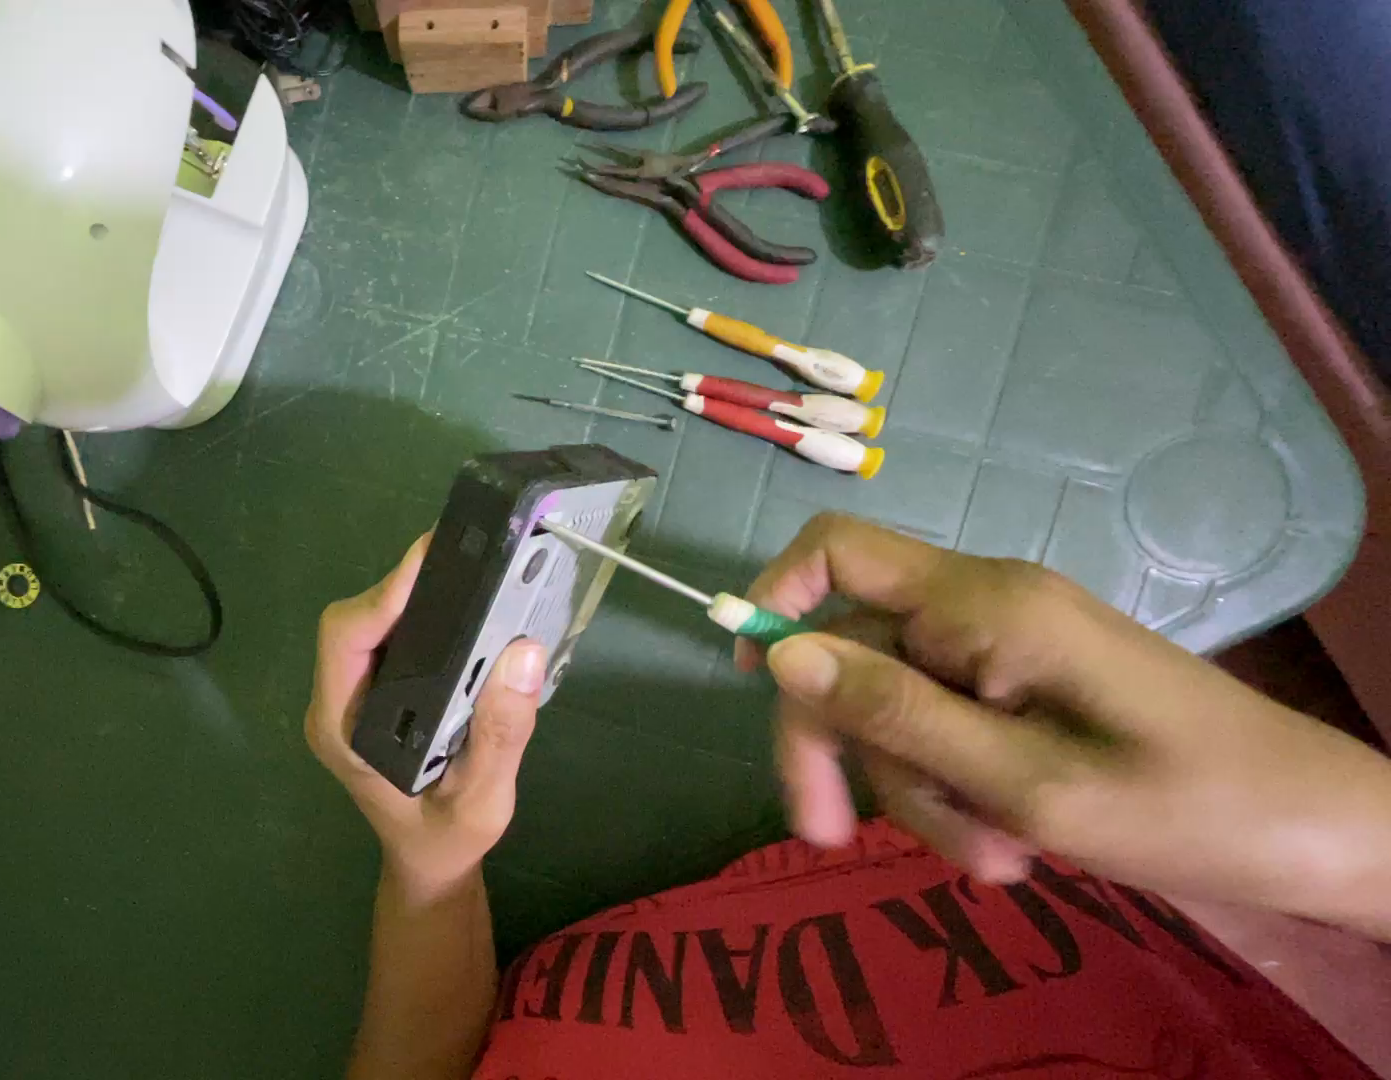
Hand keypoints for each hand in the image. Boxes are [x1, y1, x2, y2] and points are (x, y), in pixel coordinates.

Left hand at [307, 535, 549, 898]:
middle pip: (354, 622)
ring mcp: (349, 695)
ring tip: (466, 577)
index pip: (345, 640)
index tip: (432, 563)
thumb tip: (523, 651)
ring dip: (412, 597)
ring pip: (369, 623)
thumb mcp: (483, 799)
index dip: (384, 596)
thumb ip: (500, 732)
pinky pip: (386, 638)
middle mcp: (336, 703)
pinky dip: (419, 616)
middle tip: (463, 562)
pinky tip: (458, 611)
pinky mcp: (371, 691)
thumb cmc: (447, 837)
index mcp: (344, 729)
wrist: (428, 861)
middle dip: (403, 588)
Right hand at [741, 513, 1390, 936]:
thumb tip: (779, 655)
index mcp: (980, 605)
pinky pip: (935, 724)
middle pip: (851, 653)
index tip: (749, 673)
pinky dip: (947, 786)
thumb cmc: (1195, 810)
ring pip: (890, 704)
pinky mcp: (1012, 684)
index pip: (838, 551)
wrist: (1342, 844)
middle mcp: (976, 609)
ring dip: (912, 787)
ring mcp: (994, 647)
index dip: (775, 594)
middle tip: (826, 832)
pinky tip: (998, 842)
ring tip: (985, 858)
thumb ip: (894, 713)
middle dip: (836, 744)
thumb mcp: (1024, 784)